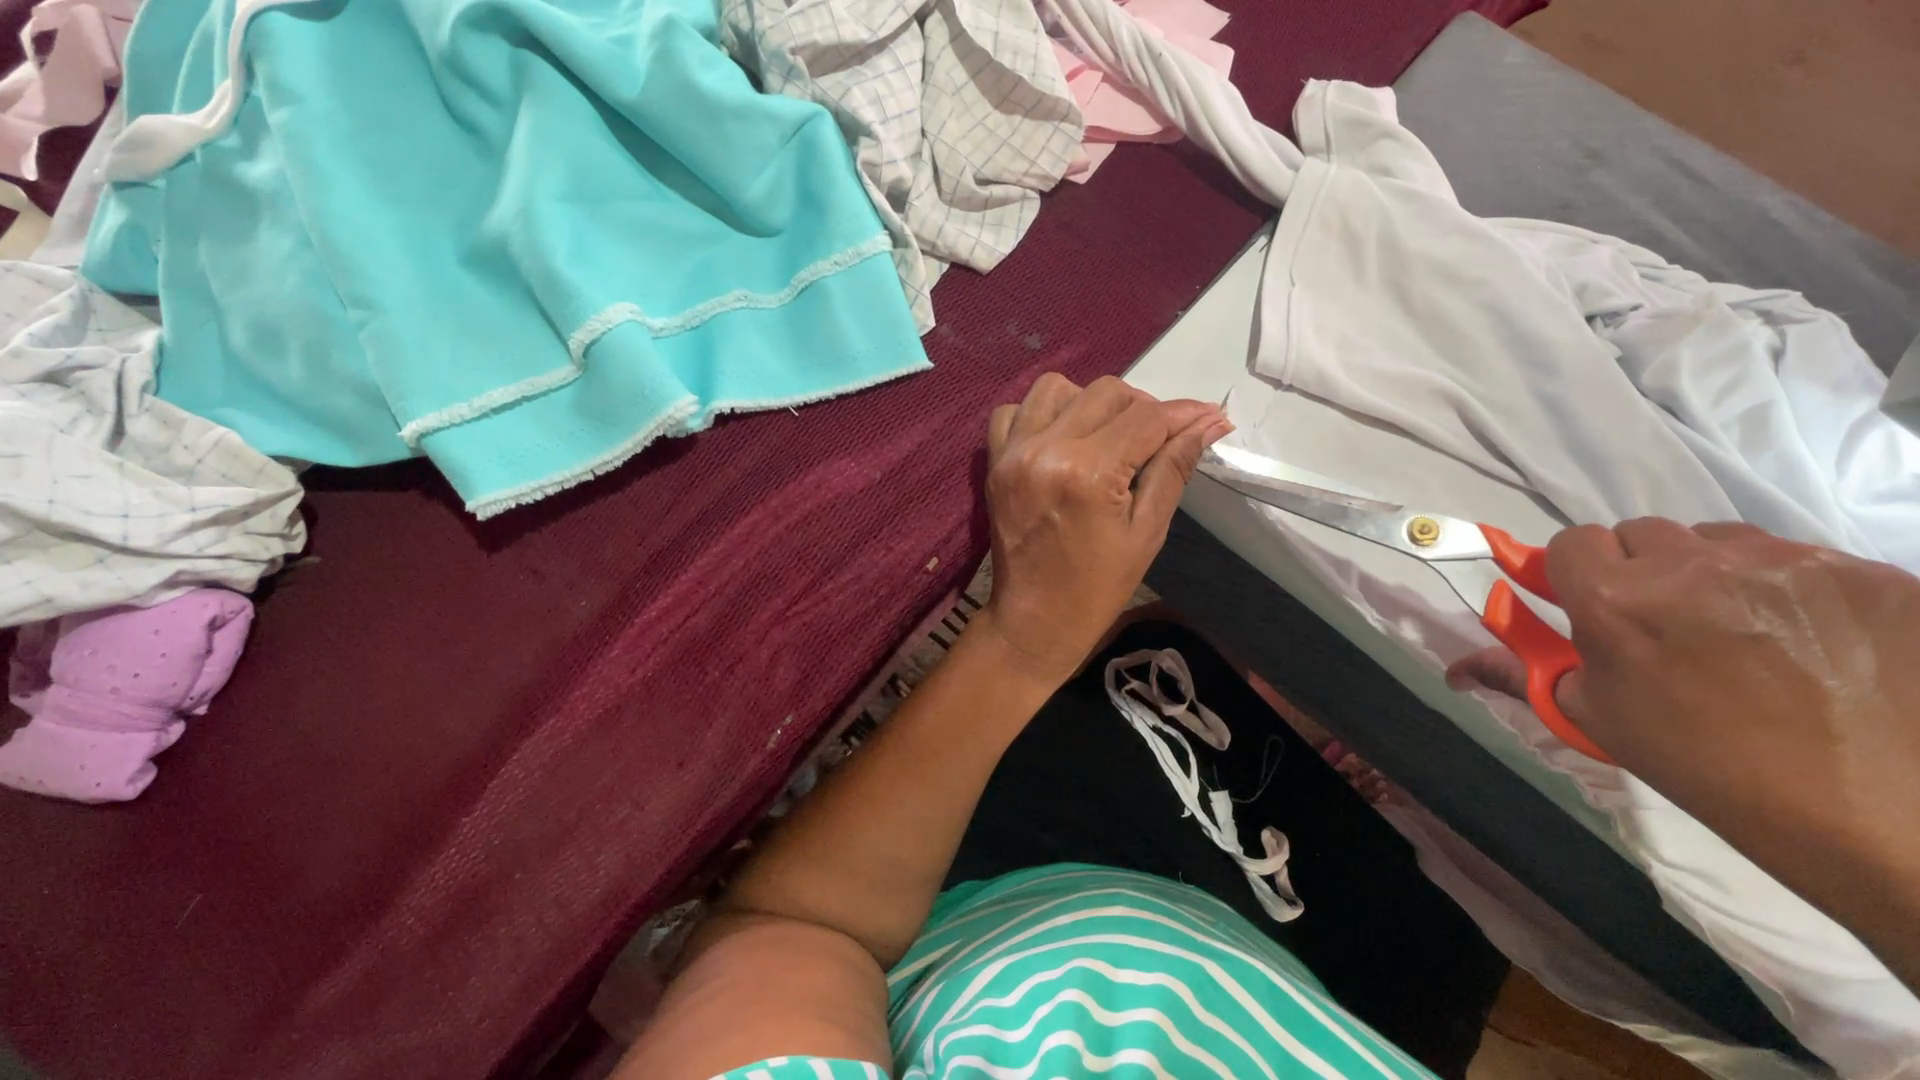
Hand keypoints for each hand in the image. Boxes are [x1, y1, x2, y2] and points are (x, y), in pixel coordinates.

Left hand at [974, 374, 1228, 686]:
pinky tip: (1061, 440)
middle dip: (1143, 409)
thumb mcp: (1148, 531)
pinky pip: (1014, 410)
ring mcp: (1012, 452)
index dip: (1184, 414)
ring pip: (1059, 387)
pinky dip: (1041, 414)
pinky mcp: (993, 461)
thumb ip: (1174, 468)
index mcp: (1087, 473)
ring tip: (1108, 438)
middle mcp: (1045, 449)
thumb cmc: (1098, 587)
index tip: (1210, 416)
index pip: (1146, 418)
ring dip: (1091, 403)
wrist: (1034, 620)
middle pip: (1107, 392)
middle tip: (1157, 441)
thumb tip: (1210, 422)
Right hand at [1447, 518, 1919, 987]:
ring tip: (1742, 632)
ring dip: (1714, 572)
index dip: (1576, 572)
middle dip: (1642, 569)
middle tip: (1664, 625)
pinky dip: (1789, 588)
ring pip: (1720, 539)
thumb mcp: (1599, 719)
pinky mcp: (1864, 570)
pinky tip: (1808, 640)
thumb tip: (1454, 667)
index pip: (1571, 542)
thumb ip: (1521, 674)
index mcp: (1616, 600)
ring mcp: (1786, 562)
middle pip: (1642, 534)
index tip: (1591, 604)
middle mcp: (1693, 564)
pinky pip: (1799, 558)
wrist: (1869, 811)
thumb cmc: (1705, 764)